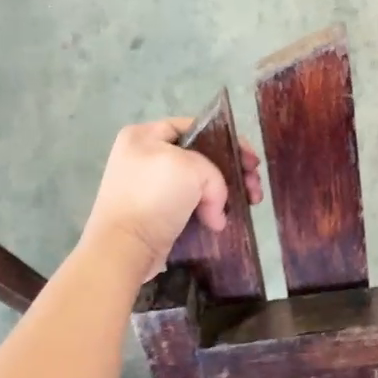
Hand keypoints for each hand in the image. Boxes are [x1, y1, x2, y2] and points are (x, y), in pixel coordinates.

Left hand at [78, 118, 262, 282]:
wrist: (124, 249)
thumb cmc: (154, 197)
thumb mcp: (192, 169)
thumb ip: (215, 175)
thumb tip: (215, 209)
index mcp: (144, 136)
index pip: (195, 128)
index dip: (227, 140)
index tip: (251, 159)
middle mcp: (145, 156)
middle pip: (201, 156)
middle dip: (232, 169)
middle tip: (254, 183)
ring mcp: (149, 186)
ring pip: (199, 182)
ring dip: (226, 192)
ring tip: (249, 204)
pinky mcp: (156, 213)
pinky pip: (191, 204)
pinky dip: (209, 210)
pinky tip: (222, 221)